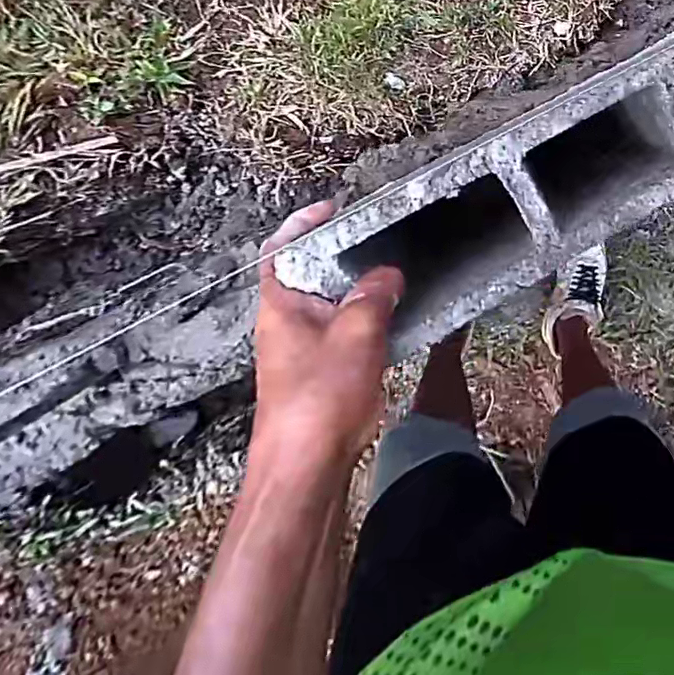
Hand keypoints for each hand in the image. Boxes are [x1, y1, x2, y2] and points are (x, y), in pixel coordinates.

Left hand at [251, 200, 403, 456]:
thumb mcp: (356, 331)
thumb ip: (375, 294)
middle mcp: (287, 322)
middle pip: (310, 273)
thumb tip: (389, 274)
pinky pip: (345, 329)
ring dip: (358, 288)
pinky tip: (392, 316)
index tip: (332, 208)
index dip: (302, 223)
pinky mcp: (323, 369)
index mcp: (281, 305)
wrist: (307, 466)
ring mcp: (303, 347)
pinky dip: (366, 317)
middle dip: (341, 255)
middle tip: (376, 239)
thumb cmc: (318, 399)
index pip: (281, 249)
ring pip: (331, 303)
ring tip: (391, 272)